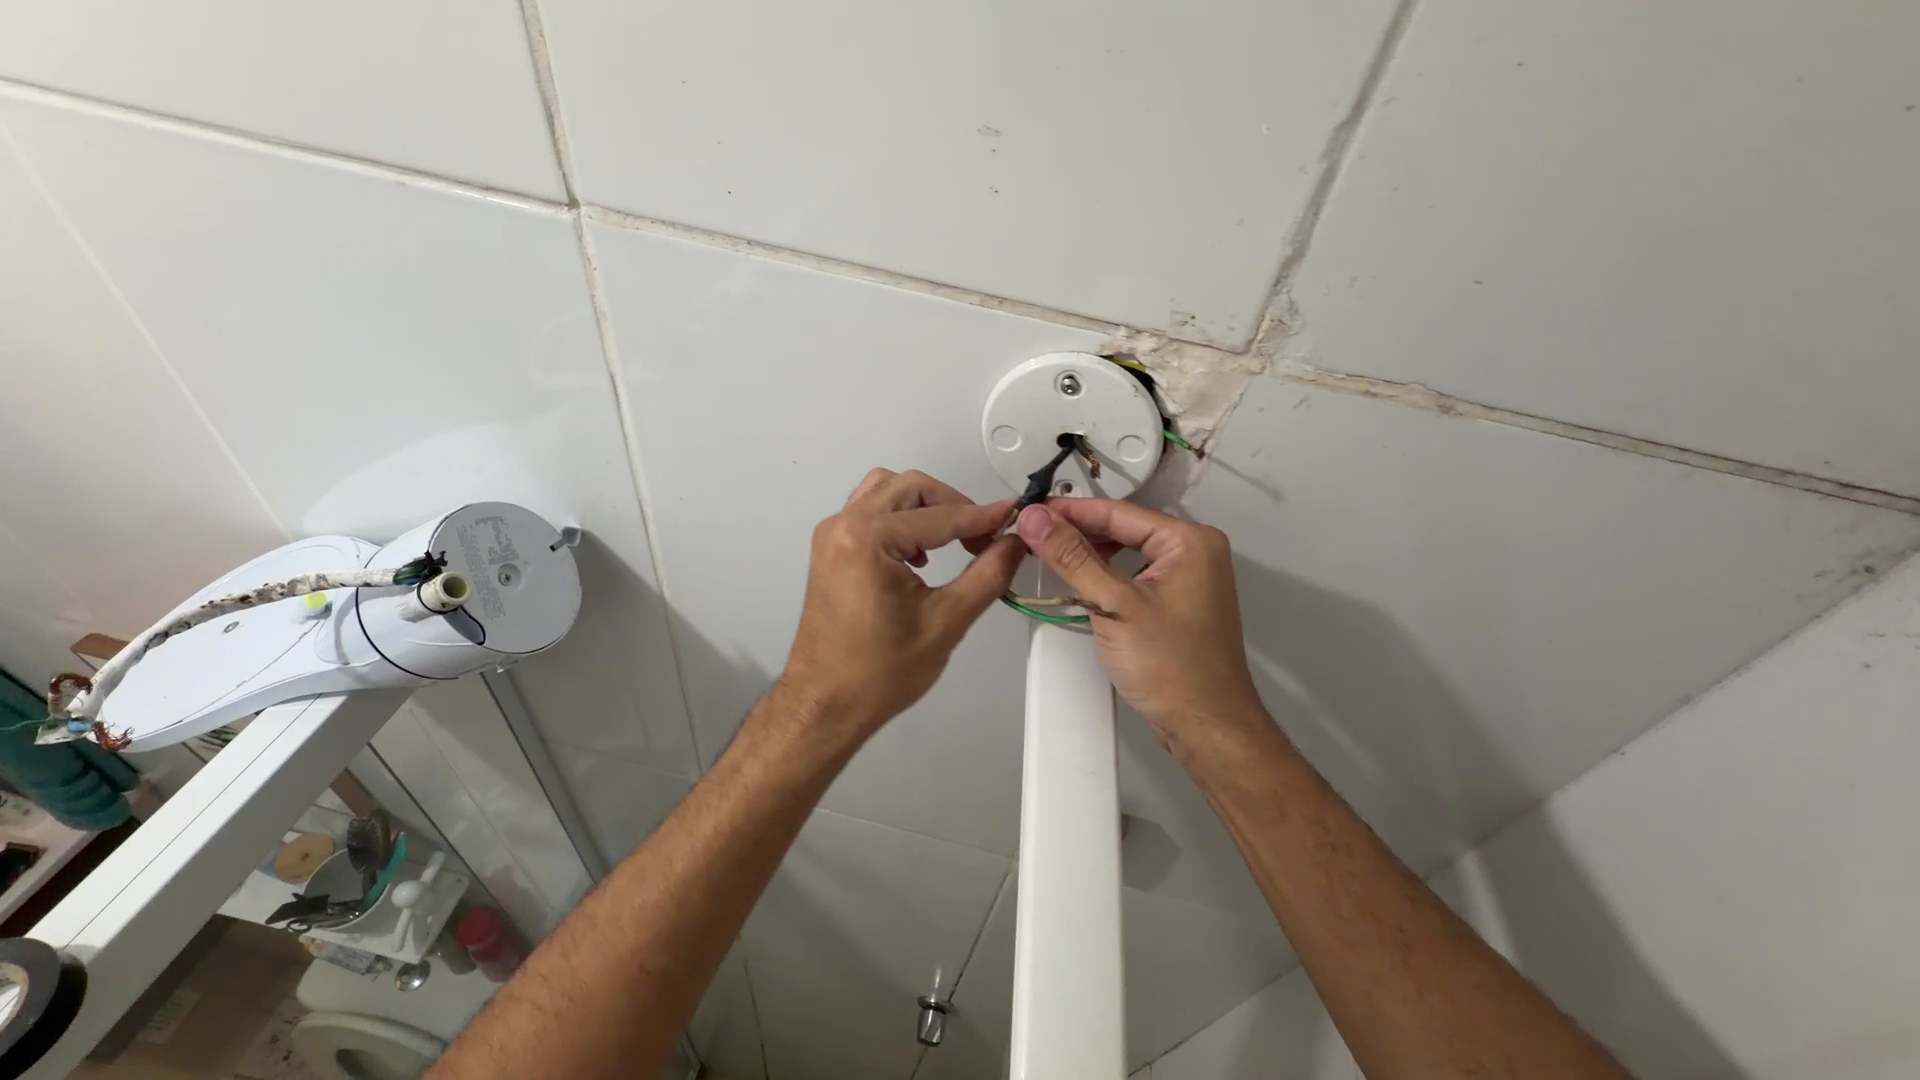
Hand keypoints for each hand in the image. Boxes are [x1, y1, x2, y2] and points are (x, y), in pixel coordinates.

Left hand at [779, 469, 1023, 739]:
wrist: (824, 705)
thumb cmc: (882, 671)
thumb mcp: (946, 622)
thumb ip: (987, 574)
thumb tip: (1017, 541)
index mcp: (868, 537)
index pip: (940, 516)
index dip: (984, 517)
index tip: (1020, 516)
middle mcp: (843, 523)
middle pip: (911, 487)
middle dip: (954, 505)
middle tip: (986, 538)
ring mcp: (832, 534)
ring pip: (887, 491)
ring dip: (925, 506)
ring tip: (955, 541)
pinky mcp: (830, 549)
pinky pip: (870, 512)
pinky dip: (900, 518)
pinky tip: (922, 555)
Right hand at [1014, 500, 1268, 750]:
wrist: (1207, 725)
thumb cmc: (1172, 667)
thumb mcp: (1114, 606)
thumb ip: (1073, 558)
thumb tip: (1037, 519)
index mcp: (1190, 542)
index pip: (1119, 512)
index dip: (1070, 511)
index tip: (1031, 511)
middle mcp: (1195, 552)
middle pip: (1124, 529)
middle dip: (1078, 532)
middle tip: (1034, 534)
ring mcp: (1190, 578)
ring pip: (1128, 552)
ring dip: (1090, 554)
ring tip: (1049, 554)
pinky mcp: (1179, 603)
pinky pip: (1135, 575)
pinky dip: (1106, 576)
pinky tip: (1079, 582)